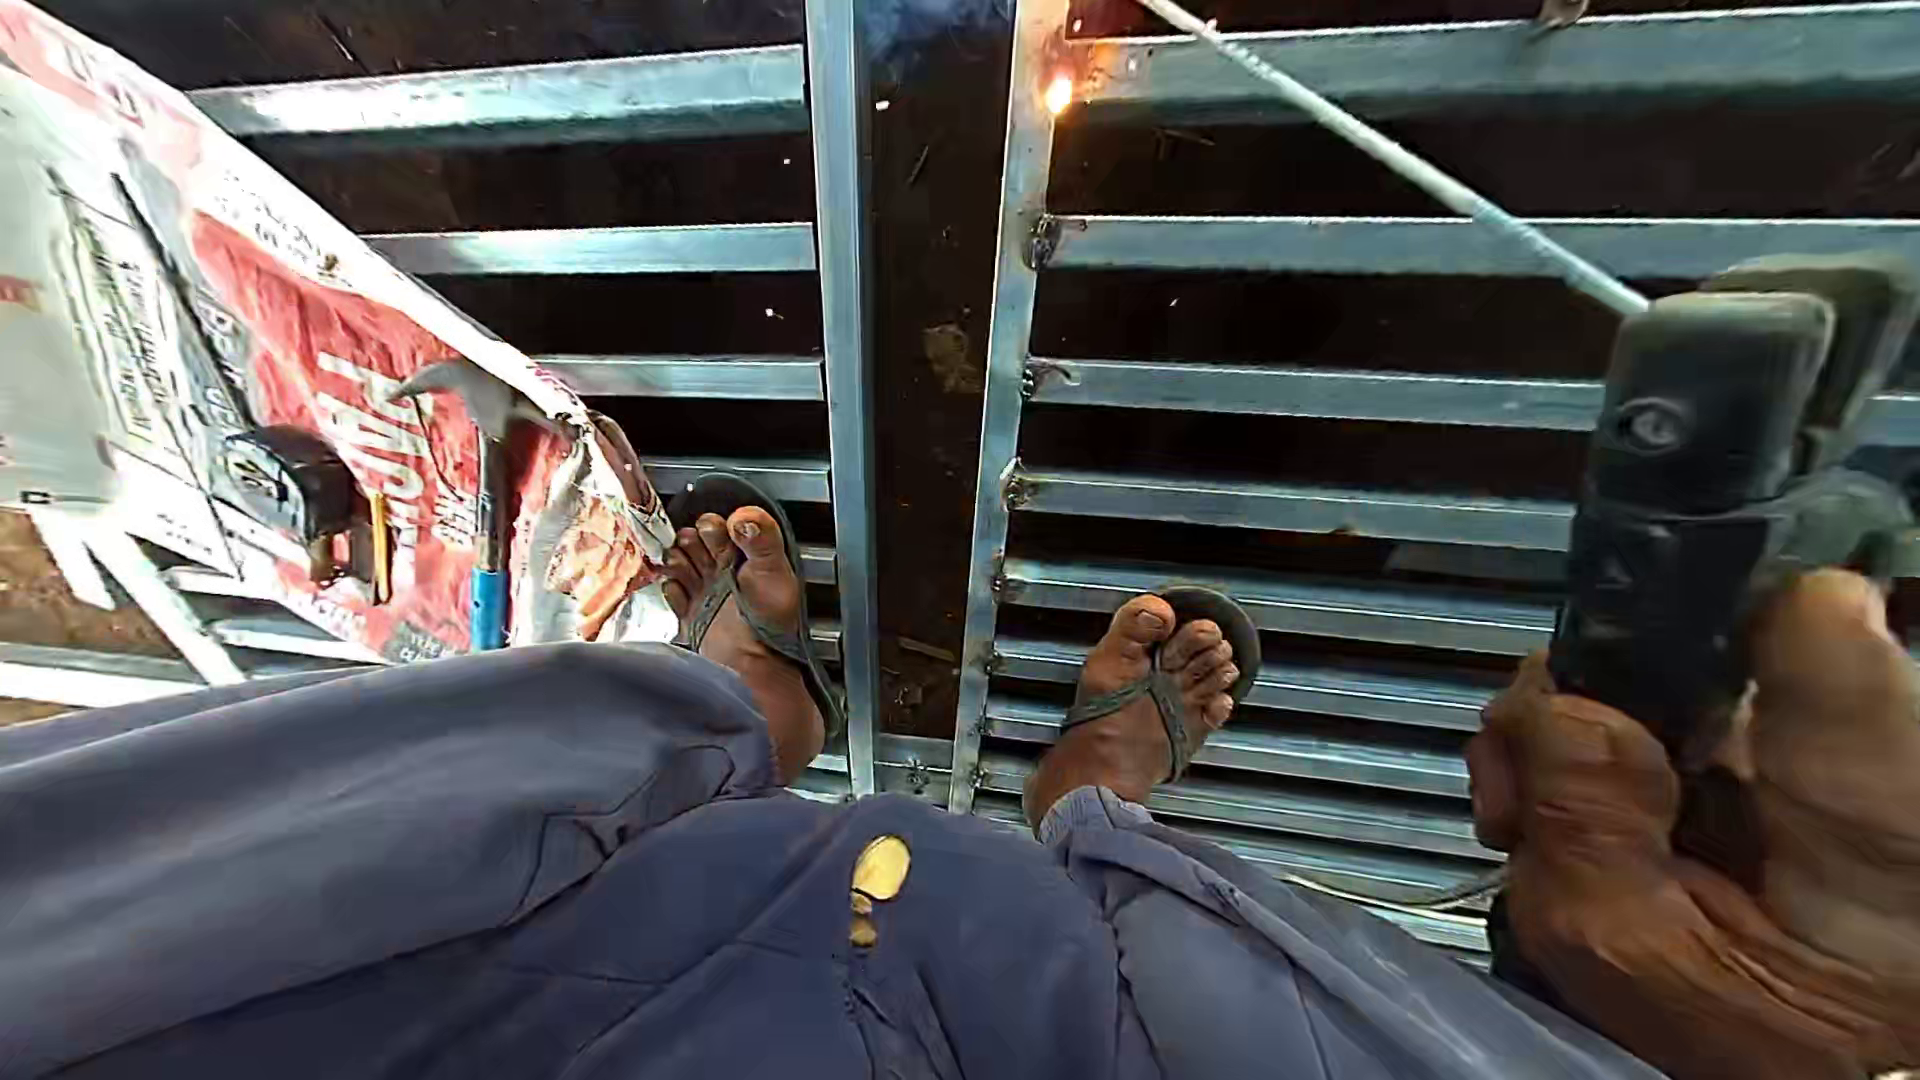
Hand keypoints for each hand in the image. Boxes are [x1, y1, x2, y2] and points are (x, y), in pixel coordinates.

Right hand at [1468, 570, 1919, 1078]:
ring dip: (1542, 735)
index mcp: (1868, 879)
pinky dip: (1549, 746)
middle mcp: (1843, 795)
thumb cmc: (1698, 1024)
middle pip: (1691, 694)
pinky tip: (1528, 803)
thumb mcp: (1608, 938)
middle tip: (1508, 791)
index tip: (1815, 596)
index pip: (1863, 764)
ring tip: (1513, 815)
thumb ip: (1586, 824)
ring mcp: (1784, 770)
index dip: (1827, 675)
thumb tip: (1564, 705)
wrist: (1743, 1046)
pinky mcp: (1736, 760)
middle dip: (1564, 713)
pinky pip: (1616, 710)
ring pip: (1632, 691)